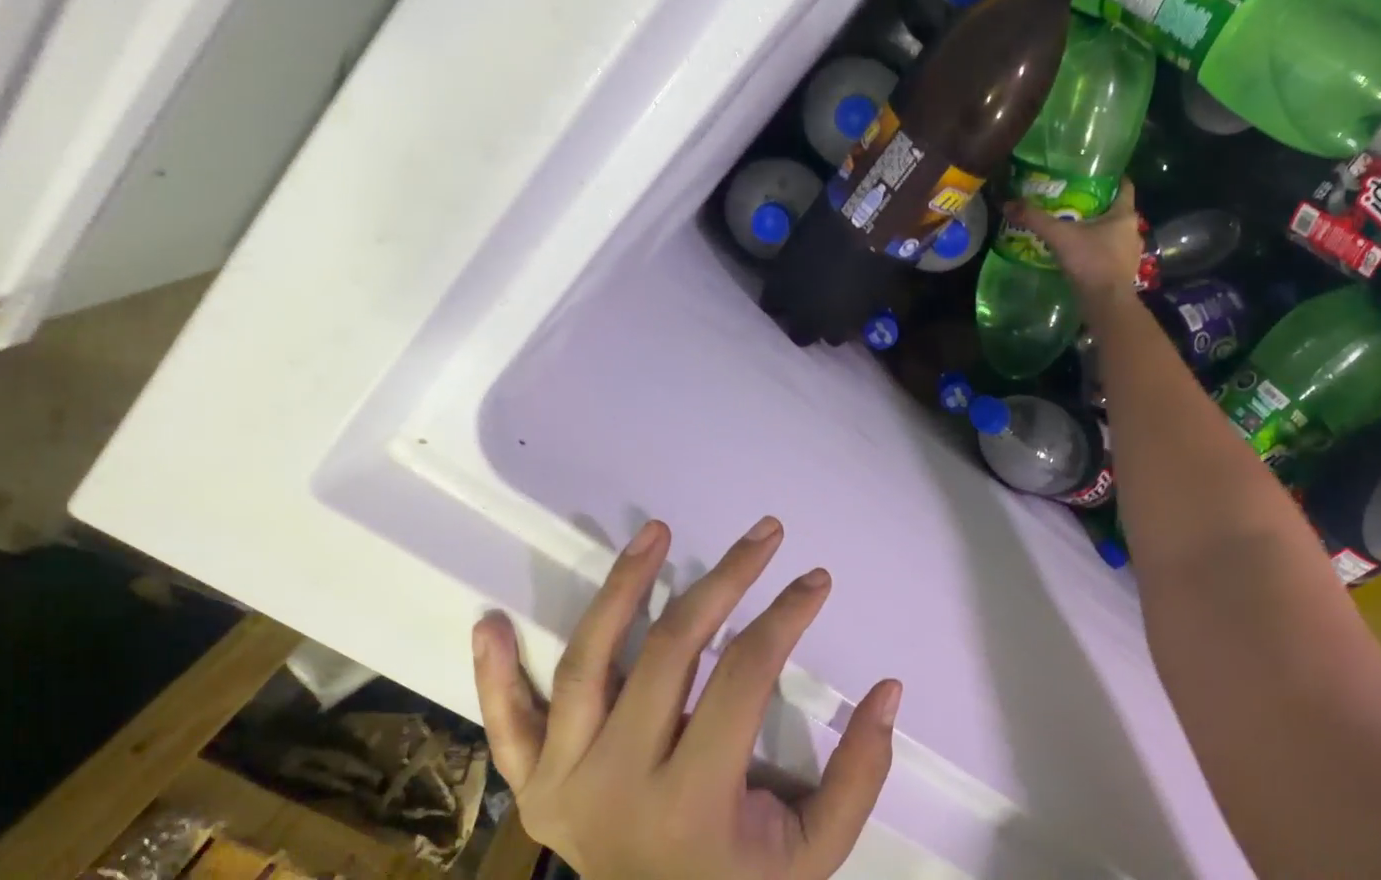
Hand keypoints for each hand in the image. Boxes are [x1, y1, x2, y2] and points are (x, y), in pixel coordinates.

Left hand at [472, 517, 902, 879]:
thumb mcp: (816, 853)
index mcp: (694, 799)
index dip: (786, 616)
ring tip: (655, 532)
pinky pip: (507, 726)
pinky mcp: (534, 790)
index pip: (746, 675)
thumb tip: (889, 689)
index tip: (815, 579)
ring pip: (588, 664)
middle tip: (765, 533)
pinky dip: (494, 674)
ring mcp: (565, 782)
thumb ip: (858, 774)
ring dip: (621, 589)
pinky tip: (491, 620)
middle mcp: (618, 780)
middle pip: (672, 650)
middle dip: (726, 579)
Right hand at [1006, 178, 1143, 307]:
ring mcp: (1130, 254)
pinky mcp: (1124, 273)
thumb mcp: (1060, 236)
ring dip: (1097, 230)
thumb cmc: (1091, 261)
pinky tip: (1080, 253)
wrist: (1106, 303)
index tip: (1094, 173)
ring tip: (1074, 226)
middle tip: (1073, 200)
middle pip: (1116, 210)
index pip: (1125, 187)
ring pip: (1114, 233)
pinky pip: (1110, 253)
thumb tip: (1008, 204)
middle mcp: (1132, 231)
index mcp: (1124, 215)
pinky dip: (1097, 250)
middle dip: (1097, 205)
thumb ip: (1035, 219)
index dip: (1112, 177)